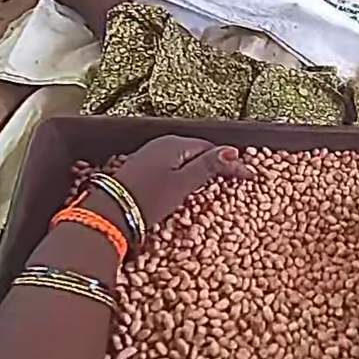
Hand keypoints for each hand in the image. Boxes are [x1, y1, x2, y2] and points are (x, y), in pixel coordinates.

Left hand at [108, 135, 253, 229]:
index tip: (249, 176)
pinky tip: (190, 185)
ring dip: (202, 169)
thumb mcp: (183, 183)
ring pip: (185, 159)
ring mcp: (150, 156)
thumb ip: (208, 166)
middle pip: (198, 152)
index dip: (231, 162)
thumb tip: (233, 151)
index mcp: (175, 144)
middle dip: (218, 164)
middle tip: (238, 179)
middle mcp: (162, 144)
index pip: (212, 149)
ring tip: (219, 183)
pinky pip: (173, 166)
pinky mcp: (142, 170)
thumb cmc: (148, 199)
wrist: (108, 214)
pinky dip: (186, 174)